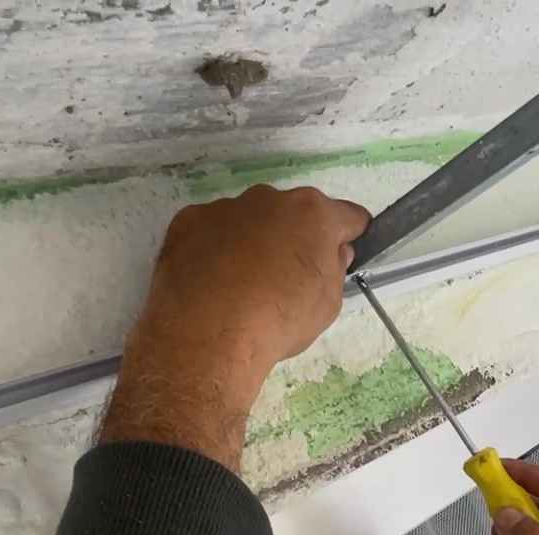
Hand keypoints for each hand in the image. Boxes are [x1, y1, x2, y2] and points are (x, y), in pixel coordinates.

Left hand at [101, 185, 370, 469]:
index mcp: (312, 213)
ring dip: (253, 244)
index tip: (345, 251)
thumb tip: (332, 251)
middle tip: (288, 279)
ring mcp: (224, 207)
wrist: (211, 333)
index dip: (351, 234)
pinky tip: (213, 285)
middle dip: (295, 238)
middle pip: (292, 214)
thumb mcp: (328, 304)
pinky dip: (216, 252)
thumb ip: (334, 268)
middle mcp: (269, 198)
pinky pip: (211, 233)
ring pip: (249, 221)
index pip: (347, 215)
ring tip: (243, 288)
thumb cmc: (281, 319)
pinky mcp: (187, 222)